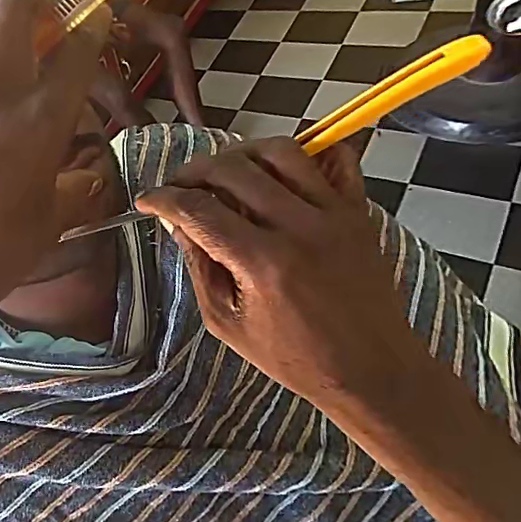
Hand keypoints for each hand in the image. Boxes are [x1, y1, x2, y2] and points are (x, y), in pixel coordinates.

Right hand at [134, 137, 433, 408]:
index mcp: (262, 262)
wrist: (373, 370)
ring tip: (223, 172)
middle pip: (232, 169)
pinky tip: (279, 170)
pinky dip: (306, 152)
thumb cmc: (293, 357)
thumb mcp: (226, 322)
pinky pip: (335, 160)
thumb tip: (178, 223)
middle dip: (193, 171)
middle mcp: (299, 227)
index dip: (163, 199)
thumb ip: (199, 267)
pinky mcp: (357, 211)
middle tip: (179, 187)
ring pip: (279, 151)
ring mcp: (333, 214)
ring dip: (240, 154)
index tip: (147, 201)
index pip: (198, 209)